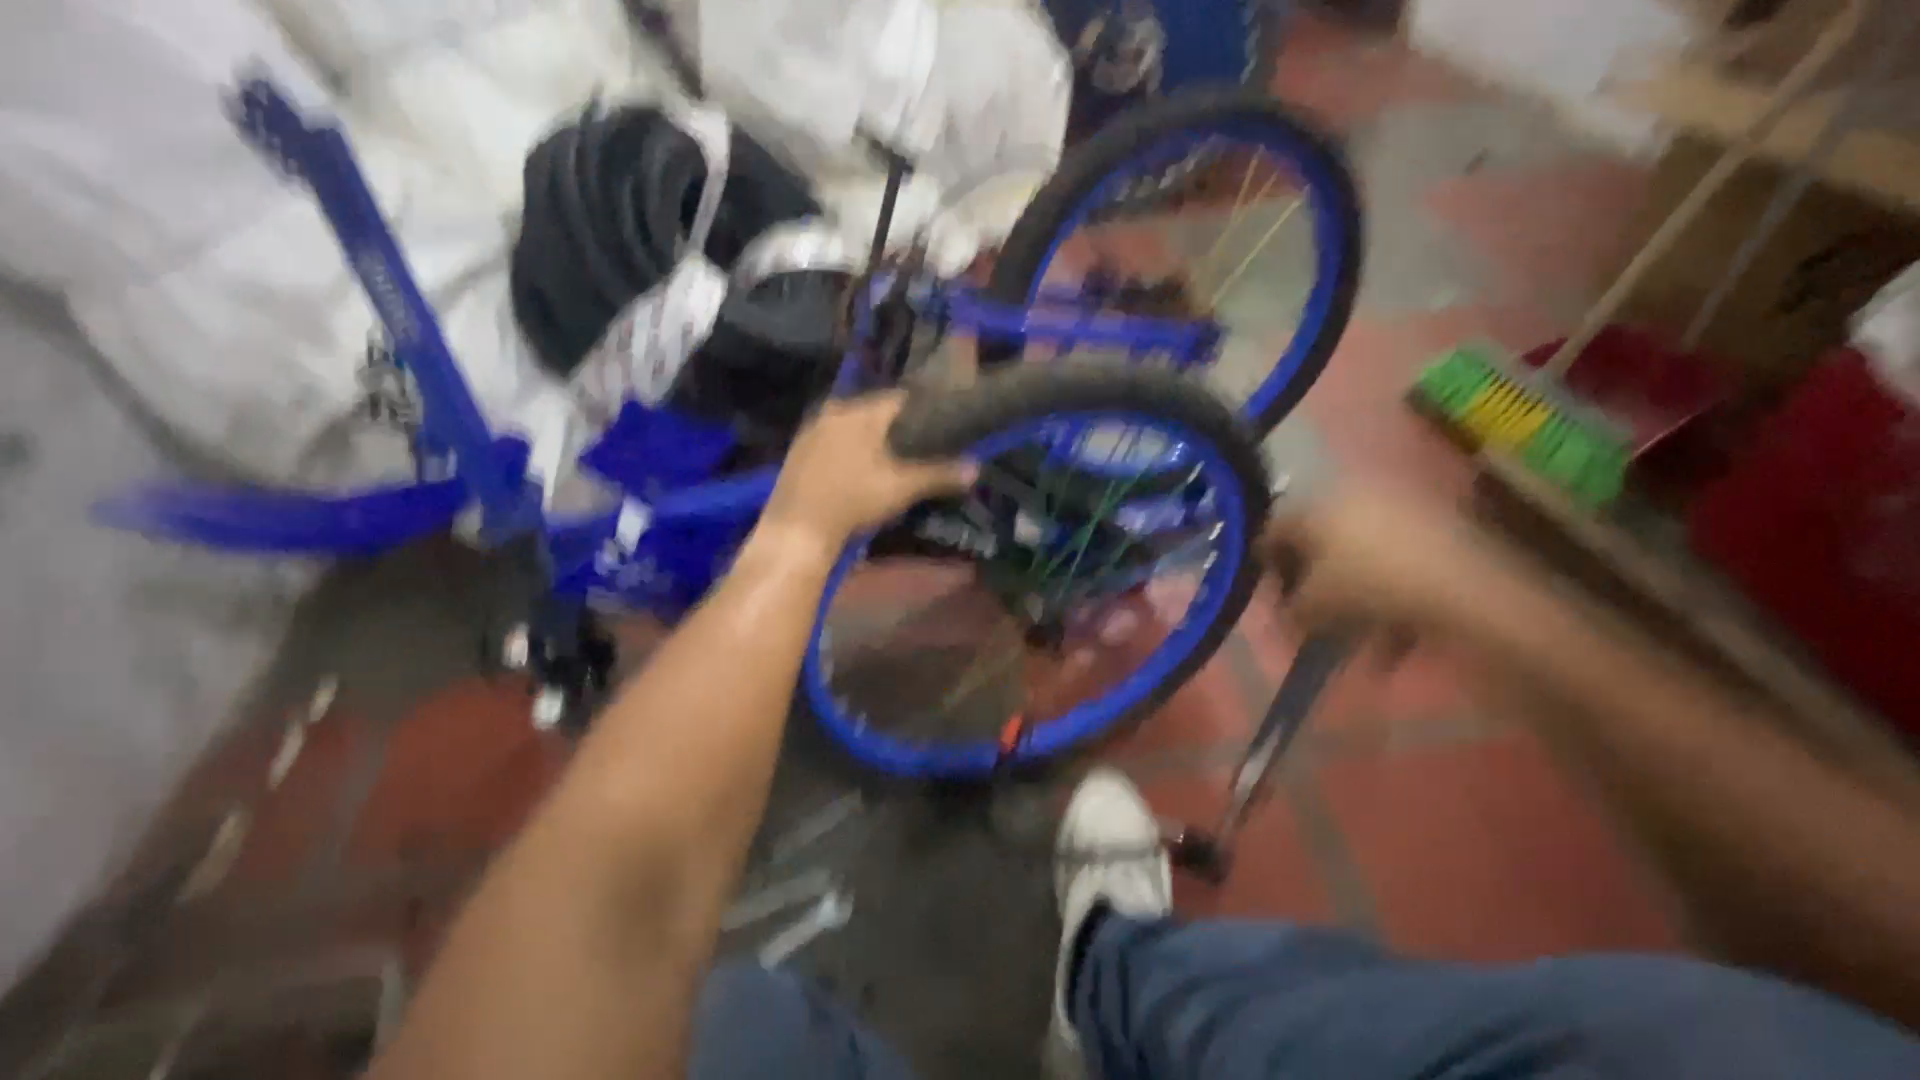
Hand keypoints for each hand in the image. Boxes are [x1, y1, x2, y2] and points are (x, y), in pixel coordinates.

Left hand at [759, 392, 976, 550]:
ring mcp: (811, 429)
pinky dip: (845, 449)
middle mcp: (834, 411)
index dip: (921, 409)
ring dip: (867, 437)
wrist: (797, 529)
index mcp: (861, 413)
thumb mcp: (902, 489)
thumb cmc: (854, 501)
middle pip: (873, 410)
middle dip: (894, 425)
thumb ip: (939, 475)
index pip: (899, 398)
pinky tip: (853, 470)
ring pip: (850, 425)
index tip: (936, 423)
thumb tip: (976, 468)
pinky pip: (830, 440)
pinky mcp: (797, 450)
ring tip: (886, 458)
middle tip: (914, 445)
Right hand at [1260, 485, 1519, 631]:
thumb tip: (1286, 617)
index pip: (1273, 531)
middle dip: (1310, 581)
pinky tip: (1392, 638)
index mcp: (1318, 502)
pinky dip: (1388, 595)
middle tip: (1309, 616)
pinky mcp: (1436, 526)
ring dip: (1350, 594)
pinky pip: (1395, 562)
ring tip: (1352, 633)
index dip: (1265, 569)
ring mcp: (1399, 507)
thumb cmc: (1375, 587)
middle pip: (1317, 540)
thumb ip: (1290, 611)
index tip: (1272, 603)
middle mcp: (1355, 493)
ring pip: (1358, 554)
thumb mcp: (1315, 607)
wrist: (1471, 588)